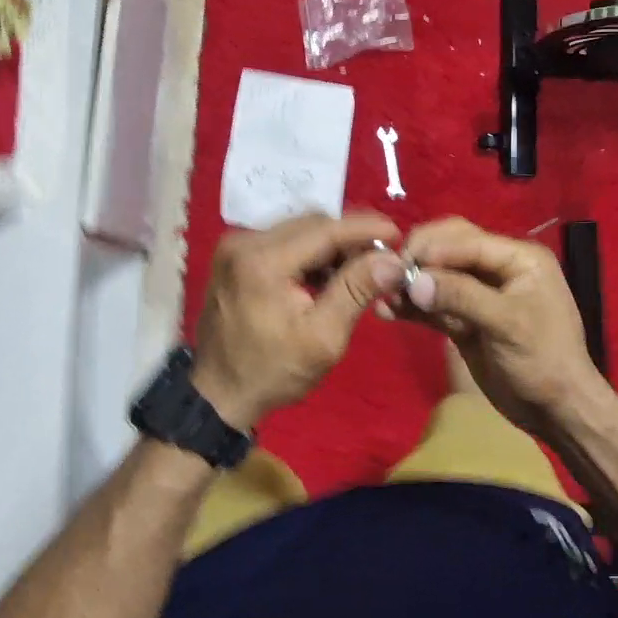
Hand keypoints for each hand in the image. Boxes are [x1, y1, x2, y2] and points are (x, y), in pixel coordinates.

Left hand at [192, 212, 407, 428]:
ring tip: (358, 269)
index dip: (365, 229)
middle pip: (311, 223)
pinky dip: (308, 253)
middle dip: (350, 237)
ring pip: (298, 229)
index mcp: (263, 261)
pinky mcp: (235, 256)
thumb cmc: (273, 372)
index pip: (325, 229)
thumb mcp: (323, 338)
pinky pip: (282, 241)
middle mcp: (245, 242)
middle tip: (382, 258)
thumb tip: (393, 260)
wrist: (218, 394)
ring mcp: (235, 247)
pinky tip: (327, 275)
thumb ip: (356, 291)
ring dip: (330, 244)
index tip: (398, 233)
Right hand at [399, 217, 605, 432]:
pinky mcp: (463, 320)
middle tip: (389, 275)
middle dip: (419, 260)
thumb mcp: (508, 324)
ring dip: (410, 284)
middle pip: (448, 249)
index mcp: (517, 258)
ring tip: (382, 295)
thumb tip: (413, 282)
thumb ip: (462, 297)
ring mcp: (478, 294)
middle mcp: (497, 268)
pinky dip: (411, 307)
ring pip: (436, 277)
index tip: (400, 262)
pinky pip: (433, 305)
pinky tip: (386, 312)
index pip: (467, 239)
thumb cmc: (544, 360)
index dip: (433, 248)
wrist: (557, 411)